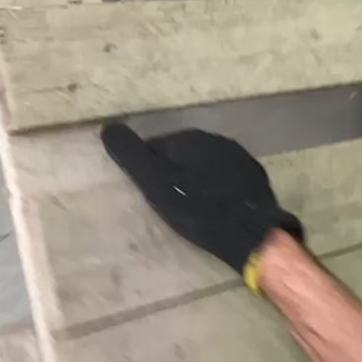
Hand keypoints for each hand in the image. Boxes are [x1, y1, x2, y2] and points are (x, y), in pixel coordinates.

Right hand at [101, 123, 303, 274]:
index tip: (148, 193)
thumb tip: (108, 127)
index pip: (154, 146)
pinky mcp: (254, 175)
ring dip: (193, 177)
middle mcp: (214, 139)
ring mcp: (238, 156)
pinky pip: (223, 175)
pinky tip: (214, 206)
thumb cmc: (198, 210)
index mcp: (188, 138)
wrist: (251, 234)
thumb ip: (131, 156)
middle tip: (167, 201)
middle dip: (171, 172)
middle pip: (179, 153)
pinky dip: (214, 186)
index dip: (147, 170)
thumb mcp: (155, 185)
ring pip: (202, 163)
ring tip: (190, 205)